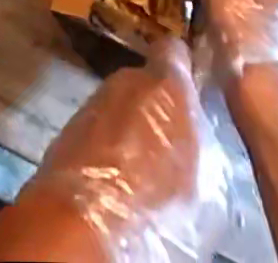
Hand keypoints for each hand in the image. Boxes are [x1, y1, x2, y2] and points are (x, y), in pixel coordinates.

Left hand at [23, 38, 228, 261]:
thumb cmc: (158, 206)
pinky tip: (116, 178)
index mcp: (165, 86)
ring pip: (122, 105)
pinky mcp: (69, 127)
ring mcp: (93, 101)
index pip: (175, 51)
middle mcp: (126, 81)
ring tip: (145, 168)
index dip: (185, 67)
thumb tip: (205, 133)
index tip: (196, 88)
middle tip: (175, 142)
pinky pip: (100, 126)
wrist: (81, 226)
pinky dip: (109, 144)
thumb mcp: (209, 184)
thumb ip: (207, 142)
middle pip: (147, 81)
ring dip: (133, 126)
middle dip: (159, 104)